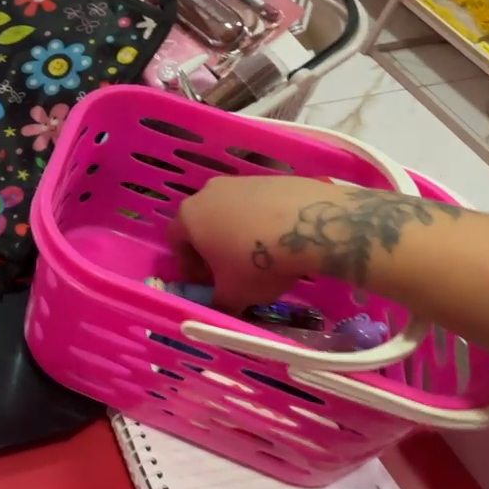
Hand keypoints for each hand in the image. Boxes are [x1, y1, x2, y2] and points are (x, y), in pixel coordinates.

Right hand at [166, 175, 336, 309]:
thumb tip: (218, 310)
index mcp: (189, 216)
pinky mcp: (272, 178)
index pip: (175, 241)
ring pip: (231, 211)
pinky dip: (264, 220)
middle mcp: (208, 192)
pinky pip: (260, 203)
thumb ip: (219, 303)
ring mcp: (241, 181)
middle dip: (213, 246)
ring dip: (239, 232)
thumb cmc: (259, 262)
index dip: (188, 265)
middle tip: (231, 270)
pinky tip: (282, 239)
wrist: (313, 228)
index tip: (206, 282)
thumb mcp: (235, 294)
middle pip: (202, 222)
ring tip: (262, 255)